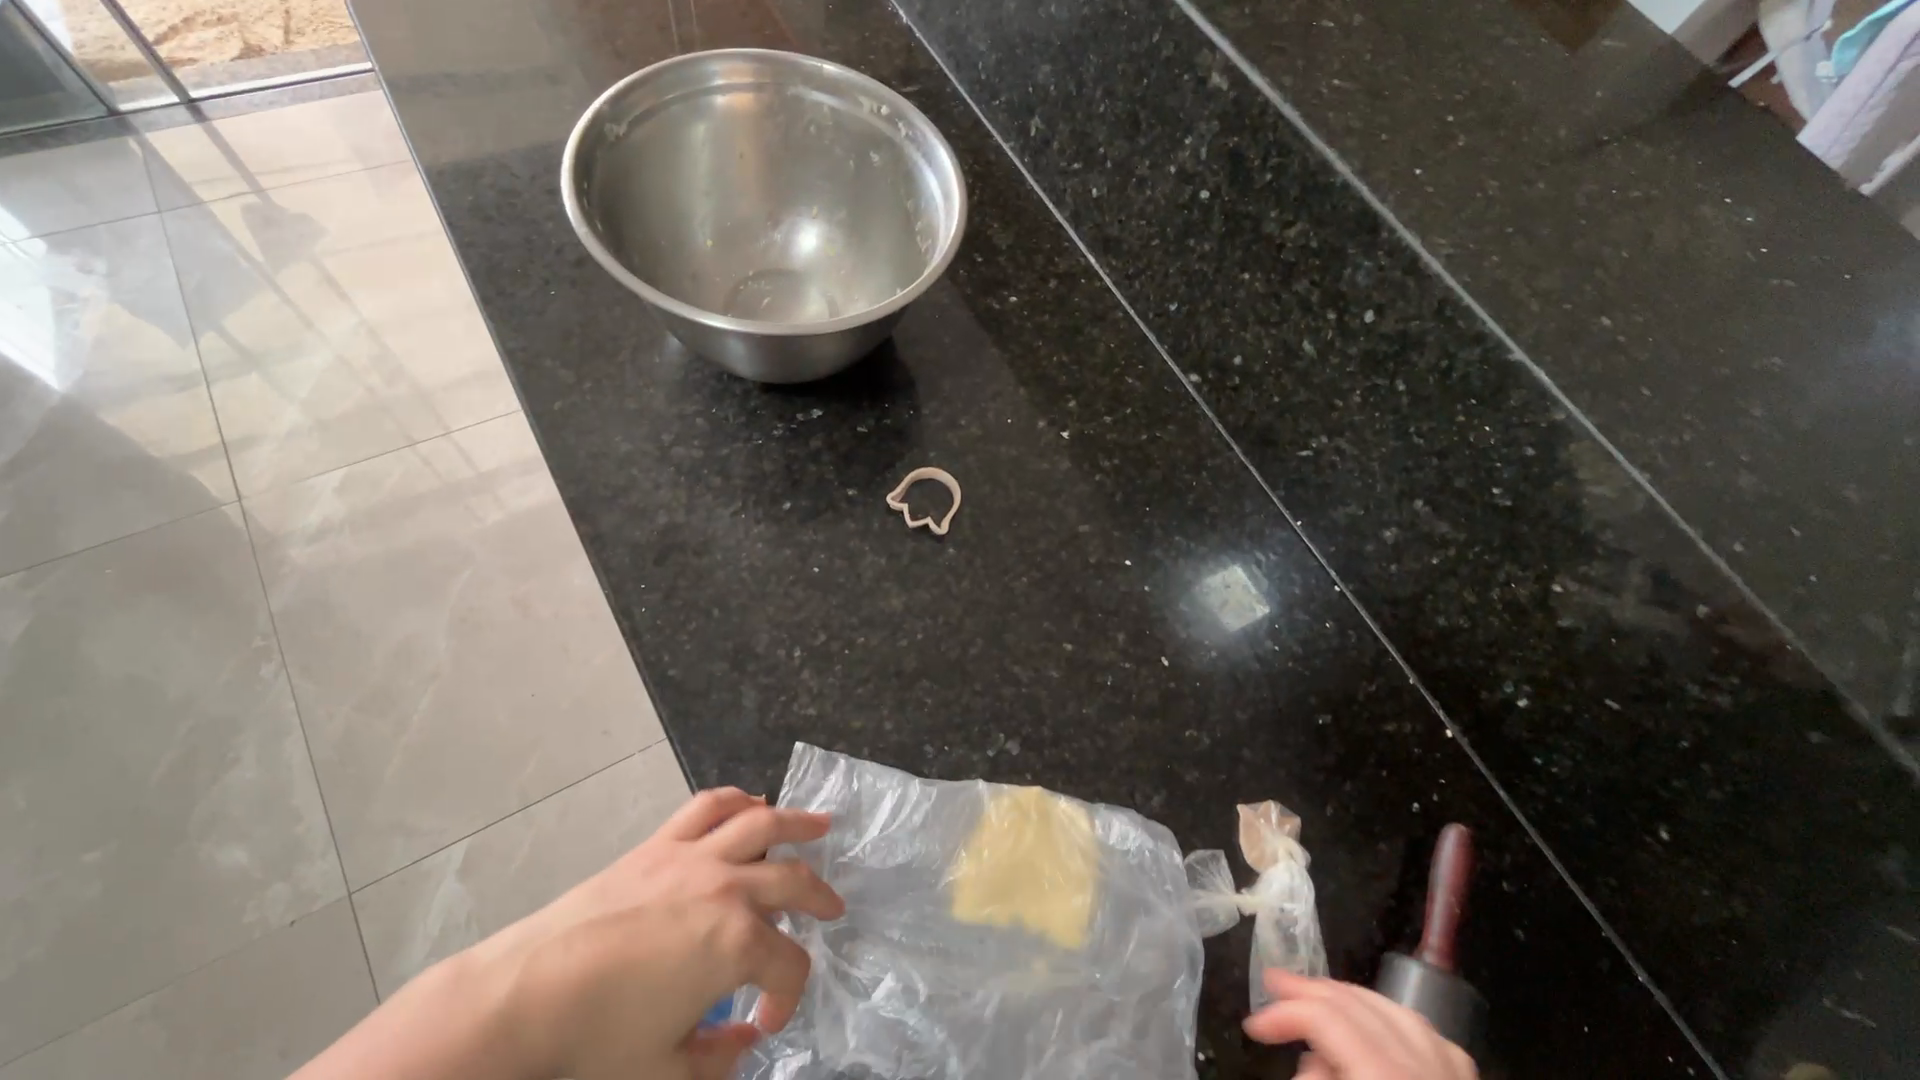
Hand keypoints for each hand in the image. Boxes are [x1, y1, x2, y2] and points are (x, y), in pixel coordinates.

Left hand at [486, 788, 844, 1079]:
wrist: (525, 993)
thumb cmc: (597, 1037)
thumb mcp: (665, 1069)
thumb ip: (716, 1060)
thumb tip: (742, 1041)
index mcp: (737, 944)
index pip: (788, 968)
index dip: (785, 1001)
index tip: (764, 1025)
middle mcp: (727, 889)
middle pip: (794, 883)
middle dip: (821, 899)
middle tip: (833, 911)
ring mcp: (693, 859)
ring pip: (762, 825)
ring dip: (799, 824)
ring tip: (822, 824)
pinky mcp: (659, 845)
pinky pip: (706, 808)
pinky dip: (736, 800)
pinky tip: (753, 803)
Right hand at [1243, 971, 1476, 1079]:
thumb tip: (1311, 1065)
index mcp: (1382, 1076)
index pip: (1327, 1019)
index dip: (1283, 1012)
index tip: (1253, 1026)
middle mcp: (1423, 1067)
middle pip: (1361, 1006)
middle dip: (1311, 991)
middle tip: (1273, 985)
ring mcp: (1452, 1076)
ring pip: (1400, 1014)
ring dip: (1352, 999)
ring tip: (1319, 997)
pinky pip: (1435, 1041)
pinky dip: (1399, 1024)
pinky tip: (1383, 1026)